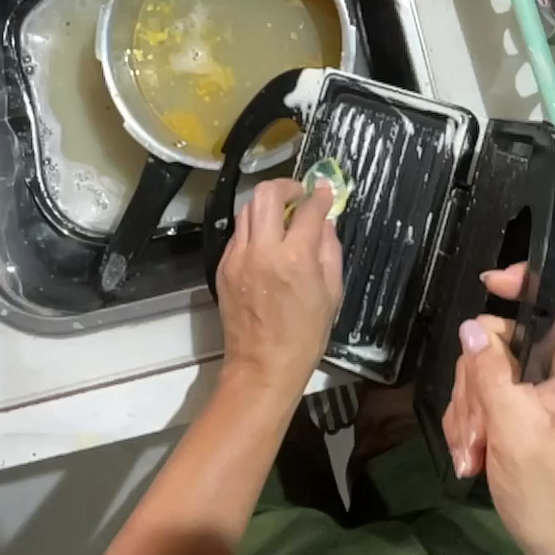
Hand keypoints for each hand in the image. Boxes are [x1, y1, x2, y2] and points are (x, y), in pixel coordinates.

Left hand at [215, 179, 343, 400]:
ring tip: (281, 216)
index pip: (308, 209)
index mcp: (294, 258)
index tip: (324, 190)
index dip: (319, 195)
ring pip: (248, 209)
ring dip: (267, 205)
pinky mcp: (223, 267)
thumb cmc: (305, 336)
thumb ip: (329, 251)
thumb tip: (326, 221)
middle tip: (298, 195)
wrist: (262, 368)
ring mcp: (238, 257)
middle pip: (267, 194)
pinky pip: (238, 234)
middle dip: (286, 186)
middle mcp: (263, 250)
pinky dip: (253, 229)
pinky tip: (266, 243)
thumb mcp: (331, 294)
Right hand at [441, 267, 554, 554]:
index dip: (535, 278)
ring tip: (476, 444)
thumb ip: (490, 373)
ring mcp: (534, 389)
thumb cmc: (550, 492)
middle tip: (477, 411)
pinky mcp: (517, 407)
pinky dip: (470, 416)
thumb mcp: (515, 431)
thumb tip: (470, 326)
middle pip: (507, 331)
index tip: (494, 284)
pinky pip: (481, 389)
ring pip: (486, 361)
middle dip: (478, 369)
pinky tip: (474, 449)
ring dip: (470, 402)